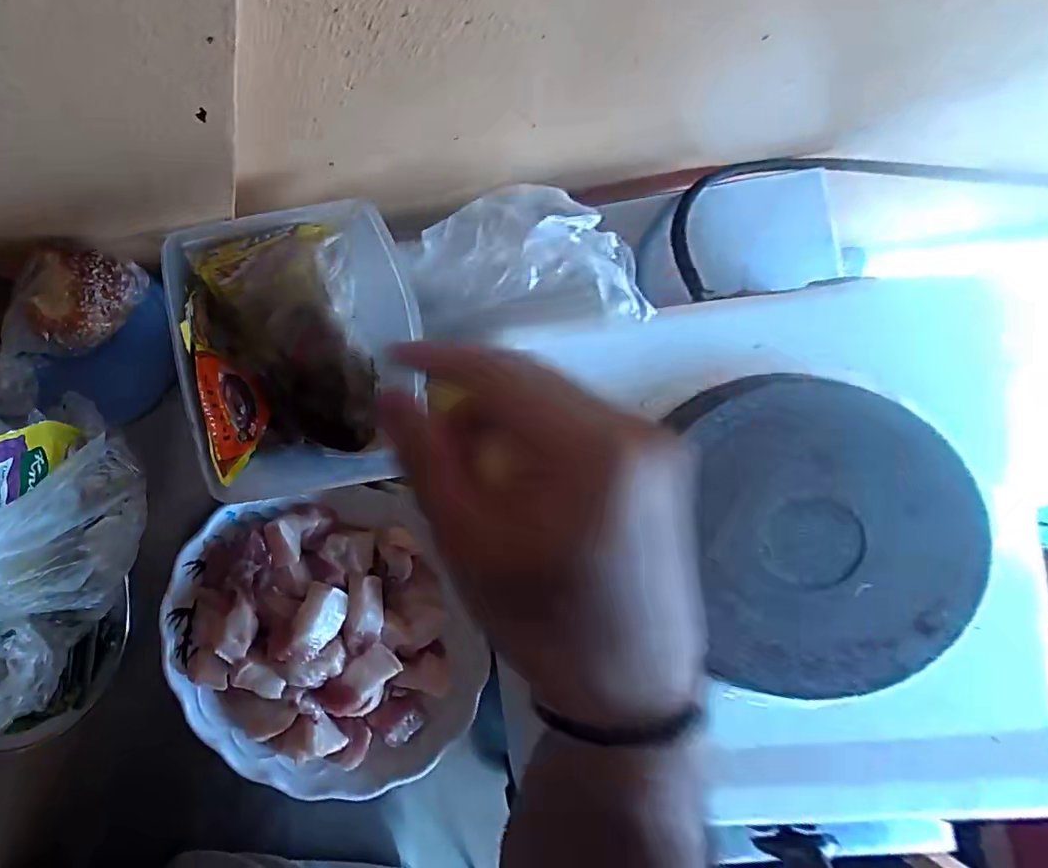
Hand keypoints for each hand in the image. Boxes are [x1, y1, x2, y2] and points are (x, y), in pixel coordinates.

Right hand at [379, 343, 703, 727]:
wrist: (632, 690)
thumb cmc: (539, 622)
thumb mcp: (463, 539)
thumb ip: (423, 456)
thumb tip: (388, 394)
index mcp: (588, 449)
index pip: (500, 372)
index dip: (439, 357)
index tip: (394, 356)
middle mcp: (632, 430)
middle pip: (528, 378)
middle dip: (467, 391)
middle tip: (425, 424)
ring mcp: (654, 443)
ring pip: (552, 395)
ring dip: (499, 412)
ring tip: (465, 457)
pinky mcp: (659, 460)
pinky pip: (577, 417)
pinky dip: (532, 429)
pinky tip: (510, 467)